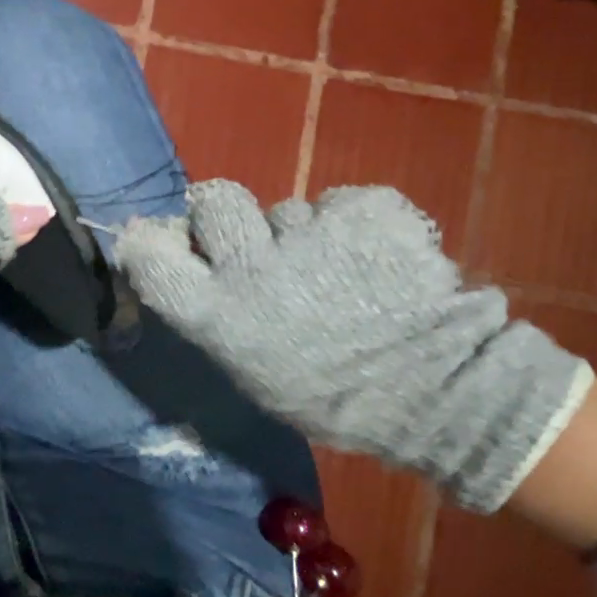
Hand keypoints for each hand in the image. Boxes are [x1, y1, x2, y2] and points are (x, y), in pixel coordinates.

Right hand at [114, 179, 592, 512]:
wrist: (443, 394)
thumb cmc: (334, 396)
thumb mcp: (251, 369)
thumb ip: (209, 310)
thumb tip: (171, 259)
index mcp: (221, 314)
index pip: (152, 254)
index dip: (155, 240)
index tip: (172, 243)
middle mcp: (255, 265)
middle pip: (215, 200)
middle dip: (231, 217)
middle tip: (260, 246)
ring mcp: (314, 232)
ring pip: (288, 209)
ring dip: (304, 235)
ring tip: (341, 274)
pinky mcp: (367, 210)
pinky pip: (341, 203)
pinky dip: (354, 226)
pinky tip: (376, 262)